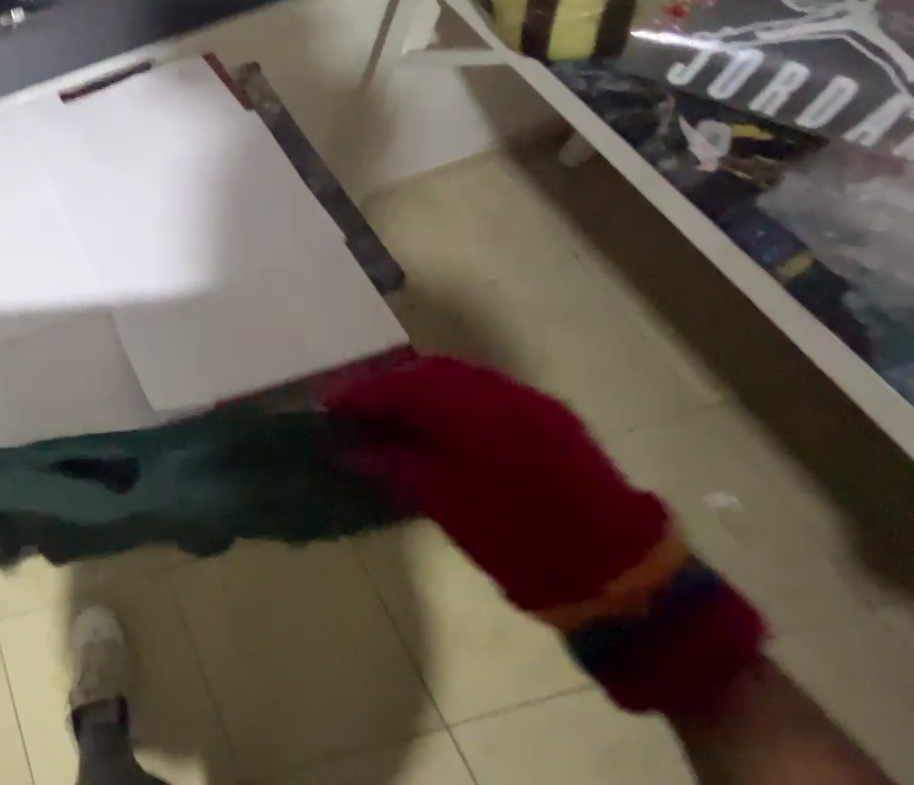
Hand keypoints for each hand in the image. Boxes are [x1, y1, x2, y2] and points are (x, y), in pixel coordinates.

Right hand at [327, 355, 764, 716]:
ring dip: (420, 392)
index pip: (404, 384)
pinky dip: (451, 404)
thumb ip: (394, 467)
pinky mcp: (551, 422)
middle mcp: (505, 395)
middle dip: (389, 386)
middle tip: (356, 411)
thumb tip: (350, 449)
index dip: (362, 392)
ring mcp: (533, 405)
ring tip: (389, 420)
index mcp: (477, 413)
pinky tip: (435, 430)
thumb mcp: (445, 506)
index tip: (329, 407)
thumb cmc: (520, 543)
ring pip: (460, 380)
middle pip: (432, 372)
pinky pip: (486, 396)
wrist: (619, 576)